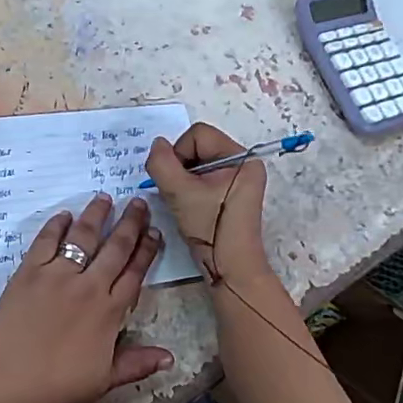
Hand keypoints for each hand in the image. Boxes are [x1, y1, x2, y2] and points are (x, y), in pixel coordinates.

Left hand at [0, 194, 172, 402]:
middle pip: (115, 248)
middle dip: (130, 223)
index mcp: (110, 312)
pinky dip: (56, 225)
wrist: (10, 379)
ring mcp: (58, 275)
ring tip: (105, 197)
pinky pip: (46, 241)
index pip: (135, 273)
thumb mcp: (105, 380)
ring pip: (83, 236)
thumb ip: (137, 363)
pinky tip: (64, 215)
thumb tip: (170, 358)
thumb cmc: (59, 386)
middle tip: (138, 202)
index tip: (155, 231)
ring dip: (96, 215)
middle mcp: (89, 286)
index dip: (147, 250)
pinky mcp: (30, 270)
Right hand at [144, 123, 268, 279]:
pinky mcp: (231, 193)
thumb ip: (162, 163)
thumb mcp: (180, 192)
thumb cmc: (211, 228)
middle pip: (198, 146)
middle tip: (176, 191)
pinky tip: (188, 205)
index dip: (178, 153)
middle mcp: (244, 163)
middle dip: (180, 166)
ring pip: (198, 162)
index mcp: (241, 157)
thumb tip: (157, 145)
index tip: (175, 180)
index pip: (198, 134)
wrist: (231, 268)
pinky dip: (190, 187)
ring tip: (181, 200)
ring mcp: (239, 179)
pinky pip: (204, 177)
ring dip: (183, 178)